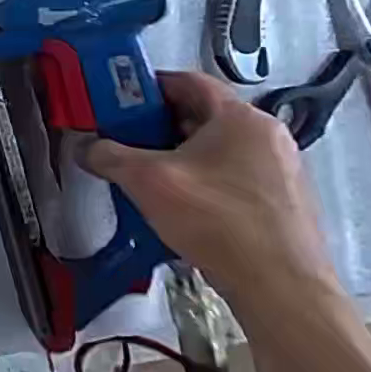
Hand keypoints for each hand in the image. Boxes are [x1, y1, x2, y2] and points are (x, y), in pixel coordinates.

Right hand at [82, 71, 340, 313]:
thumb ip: (110, 157)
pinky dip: (205, 180)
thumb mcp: (149, 182)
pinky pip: (235, 176)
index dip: (150, 85)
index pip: (189, 81)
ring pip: (219, 148)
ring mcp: (281, 170)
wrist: (282, 291)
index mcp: (241, 117)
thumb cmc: (219, 223)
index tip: (121, 99)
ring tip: (150, 175)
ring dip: (182, 155)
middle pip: (204, 114)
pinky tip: (183, 206)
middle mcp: (267, 135)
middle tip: (128, 138)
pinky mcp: (284, 202)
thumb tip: (86, 148)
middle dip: (161, 124)